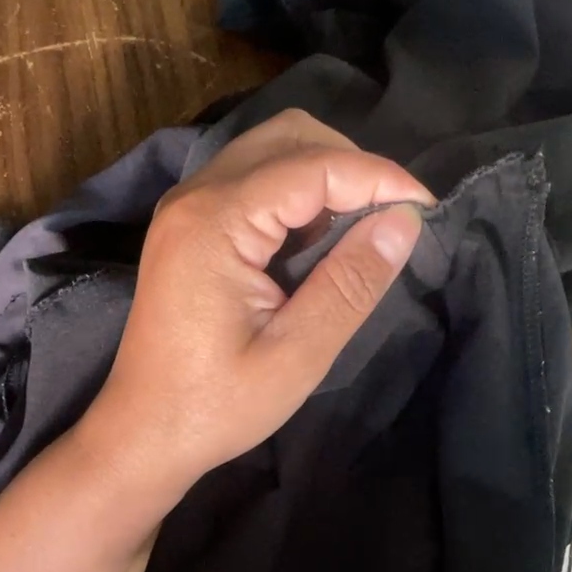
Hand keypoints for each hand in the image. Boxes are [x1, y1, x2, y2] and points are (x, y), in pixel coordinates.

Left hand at [80, 109, 431, 492]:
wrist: (144, 433)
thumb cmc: (217, 406)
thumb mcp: (296, 355)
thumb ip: (350, 284)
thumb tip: (404, 222)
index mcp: (216, 222)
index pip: (313, 165)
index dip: (379, 177)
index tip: (427, 209)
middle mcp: (195, 197)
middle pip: (288, 138)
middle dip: (352, 166)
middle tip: (392, 219)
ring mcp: (185, 210)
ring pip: (269, 153)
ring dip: (324, 177)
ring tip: (361, 231)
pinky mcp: (187, 230)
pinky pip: (251, 183)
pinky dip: (294, 196)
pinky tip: (316, 242)